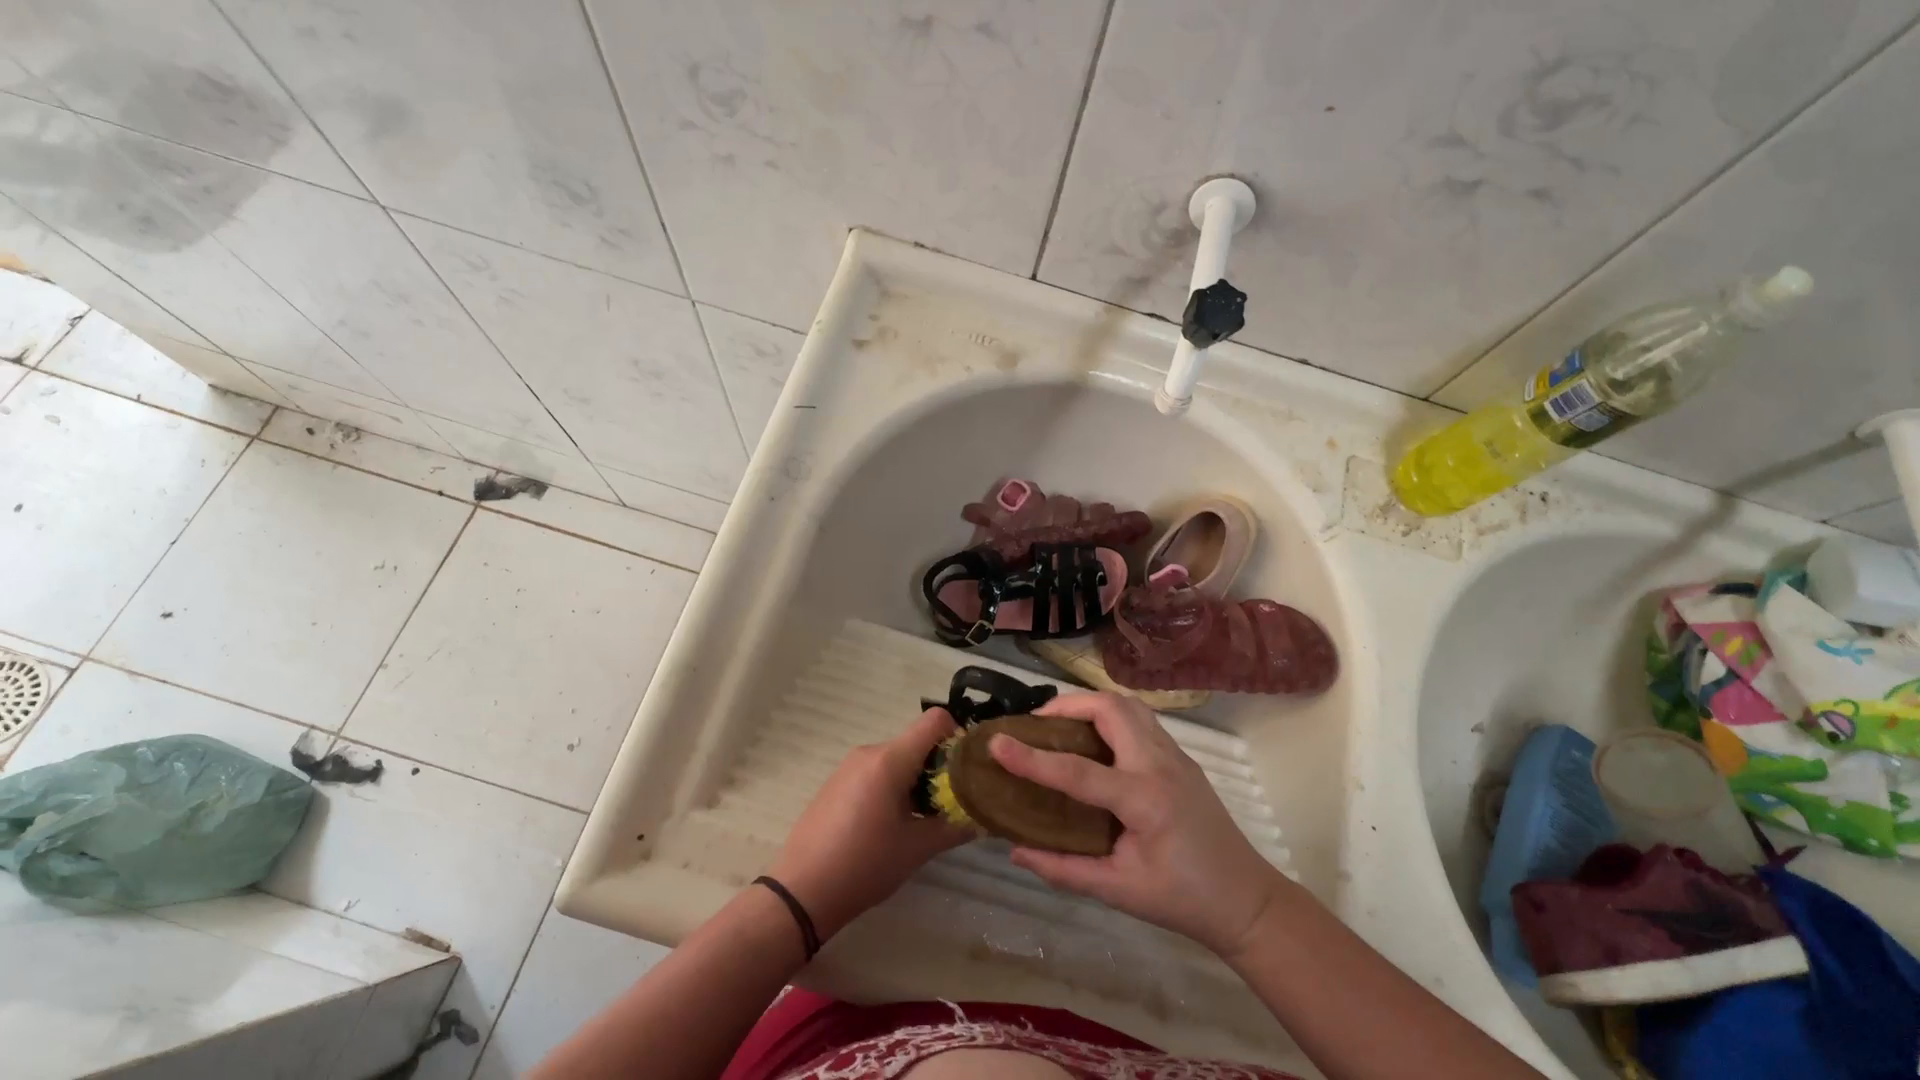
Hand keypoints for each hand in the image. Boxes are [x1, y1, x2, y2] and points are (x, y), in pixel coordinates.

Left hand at [767, 707, 972, 939]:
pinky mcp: (837, 783)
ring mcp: (849, 767)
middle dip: (940, 768)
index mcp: (889, 759)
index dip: (958, 737)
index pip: (935, 720)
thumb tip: (984, 816)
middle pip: (917, 742)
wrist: (801, 891)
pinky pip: (876, 772)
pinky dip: (894, 788)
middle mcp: (869, 752)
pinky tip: (894, 825)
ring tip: (926, 820)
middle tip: (954, 804)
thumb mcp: (918, 848)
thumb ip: (956, 826)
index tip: (969, 771)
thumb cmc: (864, 865)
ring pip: (897, 759)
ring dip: (918, 781)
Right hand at [989, 692, 1293, 957]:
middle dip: (1067, 706)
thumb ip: (1062, 868)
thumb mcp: (1117, 891)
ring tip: (1060, 726)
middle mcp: (1161, 765)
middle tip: (1034, 724)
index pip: (1077, 770)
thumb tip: (1014, 849)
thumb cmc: (1181, 899)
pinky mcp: (1182, 759)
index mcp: (1144, 800)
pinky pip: (1142, 720)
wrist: (1246, 900)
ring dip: (1091, 705)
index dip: (1031, 757)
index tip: (995, 741)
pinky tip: (1093, 742)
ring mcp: (1176, 757)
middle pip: (1110, 709)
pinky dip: (1110, 717)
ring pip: (1129, 706)